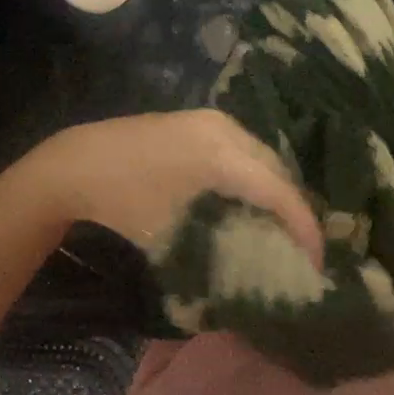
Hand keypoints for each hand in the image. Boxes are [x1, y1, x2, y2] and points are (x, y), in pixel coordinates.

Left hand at [17, 110, 324, 265]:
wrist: (77, 163)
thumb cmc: (123, 203)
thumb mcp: (173, 237)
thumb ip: (221, 252)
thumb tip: (255, 275)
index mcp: (222, 156)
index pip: (279, 192)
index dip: (304, 229)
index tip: (316, 263)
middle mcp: (224, 129)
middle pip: (276, 169)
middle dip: (293, 208)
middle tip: (301, 249)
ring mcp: (210, 119)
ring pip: (261, 155)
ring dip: (274, 189)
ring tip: (279, 228)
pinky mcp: (198, 119)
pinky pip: (242, 147)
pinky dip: (253, 173)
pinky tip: (249, 200)